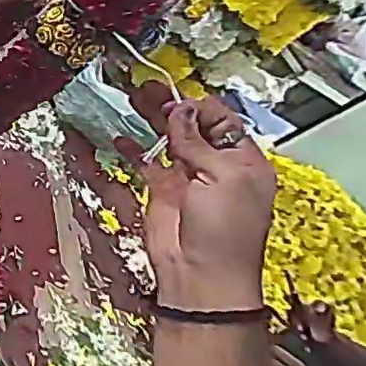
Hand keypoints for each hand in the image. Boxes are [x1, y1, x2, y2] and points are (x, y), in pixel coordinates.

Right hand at [117, 97, 275, 310]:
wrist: (201, 277)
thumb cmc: (226, 233)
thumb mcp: (223, 178)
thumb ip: (198, 142)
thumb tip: (181, 111)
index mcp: (244, 161)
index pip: (222, 120)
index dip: (199, 107)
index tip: (178, 100)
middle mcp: (216, 165)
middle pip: (193, 125)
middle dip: (173, 106)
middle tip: (149, 89)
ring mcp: (188, 177)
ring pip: (168, 138)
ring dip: (153, 119)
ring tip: (135, 99)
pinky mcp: (162, 190)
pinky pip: (146, 161)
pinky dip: (133, 148)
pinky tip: (122, 137)